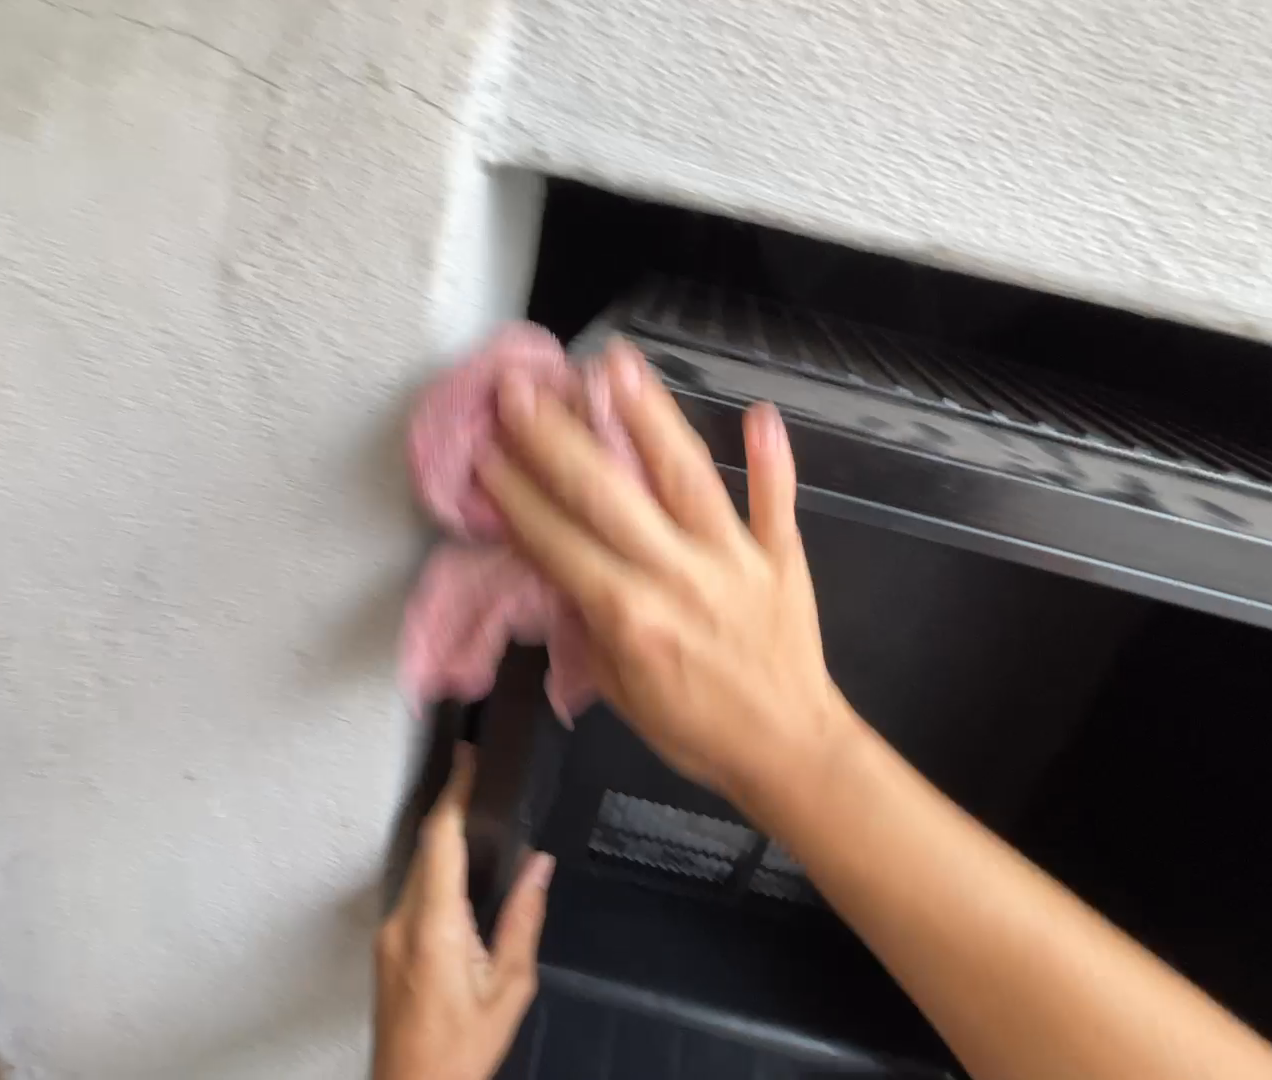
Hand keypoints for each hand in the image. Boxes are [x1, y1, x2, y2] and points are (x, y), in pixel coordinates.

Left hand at [374, 745, 554, 1079]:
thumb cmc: (461, 1051)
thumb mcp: (508, 990)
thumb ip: (523, 921)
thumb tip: (539, 864)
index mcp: (434, 927)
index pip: (440, 841)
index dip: (455, 794)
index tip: (468, 758)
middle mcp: (401, 922)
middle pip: (427, 849)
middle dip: (453, 811)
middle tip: (482, 779)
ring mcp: (387, 934)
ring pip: (418, 870)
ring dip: (445, 843)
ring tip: (480, 821)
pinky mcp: (385, 947)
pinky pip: (413, 893)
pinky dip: (436, 872)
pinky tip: (461, 878)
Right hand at [477, 338, 852, 802]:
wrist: (786, 748)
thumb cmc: (693, 727)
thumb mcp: (616, 688)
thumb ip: (586, 620)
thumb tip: (556, 560)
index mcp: (630, 617)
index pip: (559, 541)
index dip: (517, 493)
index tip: (485, 447)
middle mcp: (678, 576)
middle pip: (608, 496)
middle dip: (557, 439)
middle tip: (521, 389)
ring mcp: (735, 560)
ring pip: (687, 478)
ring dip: (651, 417)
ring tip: (618, 364)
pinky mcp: (782, 558)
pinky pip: (777, 502)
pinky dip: (771, 459)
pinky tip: (760, 410)